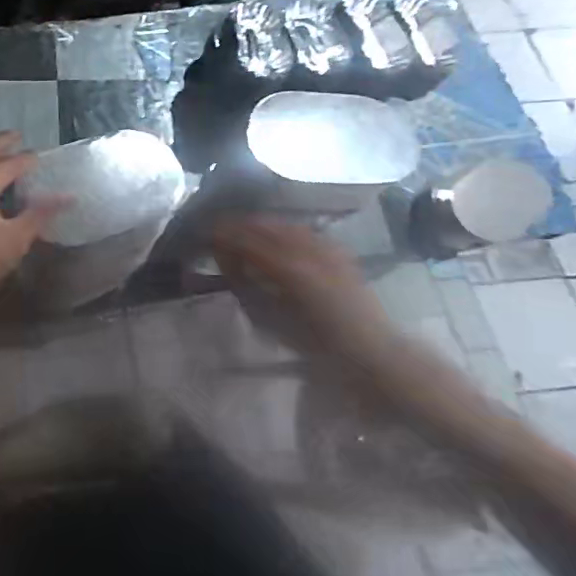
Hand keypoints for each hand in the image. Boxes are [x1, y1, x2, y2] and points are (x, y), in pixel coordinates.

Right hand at [212, 217, 390, 352]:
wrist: (368, 350)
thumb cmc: (314, 345)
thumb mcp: (270, 319)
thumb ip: (246, 285)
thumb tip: (227, 262)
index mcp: (287, 269)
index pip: (246, 241)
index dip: (224, 235)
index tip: (207, 235)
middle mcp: (307, 250)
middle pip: (265, 226)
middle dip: (240, 226)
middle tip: (220, 233)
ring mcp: (326, 247)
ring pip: (285, 225)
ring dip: (261, 226)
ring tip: (244, 233)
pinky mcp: (338, 251)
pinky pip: (304, 232)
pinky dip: (284, 231)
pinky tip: (277, 240)